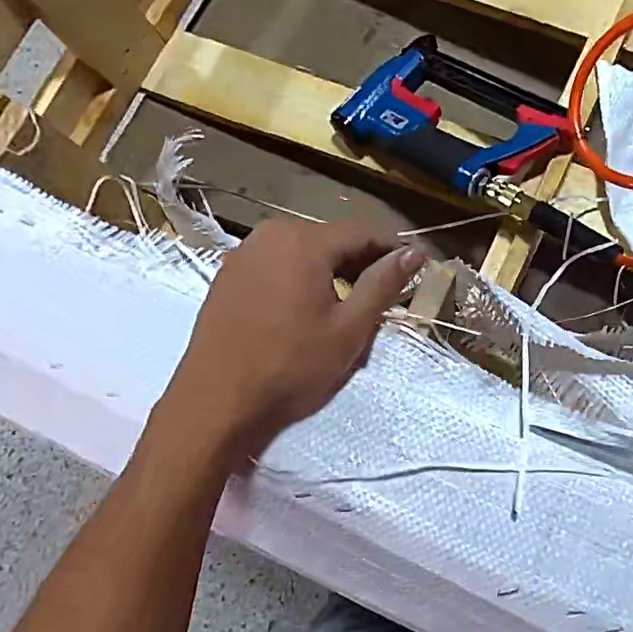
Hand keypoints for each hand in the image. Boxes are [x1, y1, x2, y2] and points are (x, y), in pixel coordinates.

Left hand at [156, 219, 423, 463]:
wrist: (217, 400)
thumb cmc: (290, 366)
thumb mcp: (348, 329)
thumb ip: (382, 285)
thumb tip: (413, 253)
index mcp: (303, 241)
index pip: (362, 231)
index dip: (392, 247)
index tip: (415, 266)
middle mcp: (270, 234)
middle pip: (330, 238)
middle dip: (361, 260)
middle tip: (384, 292)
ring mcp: (243, 254)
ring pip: (302, 251)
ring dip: (330, 270)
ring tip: (348, 304)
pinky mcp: (227, 276)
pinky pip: (276, 265)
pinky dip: (300, 278)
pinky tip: (306, 309)